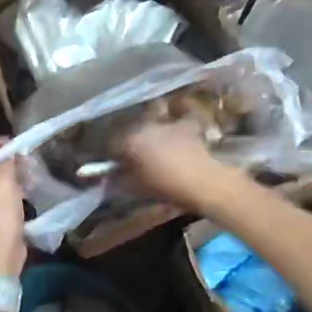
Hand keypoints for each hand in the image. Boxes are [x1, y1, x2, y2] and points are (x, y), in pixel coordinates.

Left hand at [0, 138, 25, 276]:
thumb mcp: (5, 182)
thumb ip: (7, 162)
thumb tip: (11, 153)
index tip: (10, 143)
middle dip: (5, 159)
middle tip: (24, 158)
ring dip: (12, 175)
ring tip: (30, 174)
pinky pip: (2, 197)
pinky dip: (14, 190)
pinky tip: (29, 192)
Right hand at [116, 120, 240, 210]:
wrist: (201, 182)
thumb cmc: (164, 186)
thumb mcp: (135, 188)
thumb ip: (118, 179)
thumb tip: (110, 175)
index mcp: (130, 140)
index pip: (114, 145)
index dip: (115, 157)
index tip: (118, 167)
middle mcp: (145, 126)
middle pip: (134, 134)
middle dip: (134, 145)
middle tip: (139, 160)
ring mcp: (168, 123)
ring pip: (154, 127)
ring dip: (154, 137)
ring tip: (161, 152)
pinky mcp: (187, 126)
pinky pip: (177, 125)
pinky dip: (177, 131)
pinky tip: (180, 143)